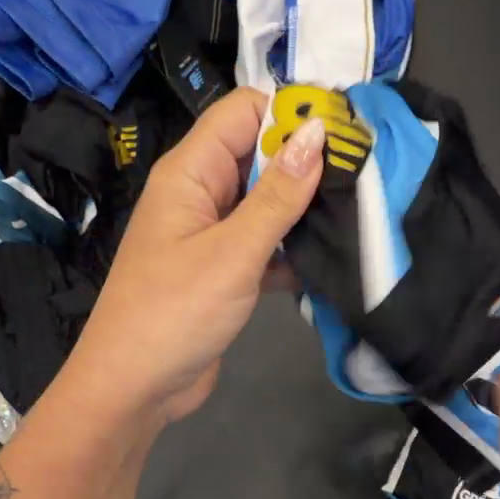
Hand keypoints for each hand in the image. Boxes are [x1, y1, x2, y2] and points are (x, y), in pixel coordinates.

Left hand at [72, 88, 325, 422]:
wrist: (136, 386)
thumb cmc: (175, 312)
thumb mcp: (233, 252)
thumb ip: (278, 196)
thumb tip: (317, 134)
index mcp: (190, 173)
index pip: (244, 113)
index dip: (291, 113)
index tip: (345, 132)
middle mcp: (201, 195)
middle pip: (259, 155)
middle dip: (306, 162)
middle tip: (363, 178)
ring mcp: (213, 236)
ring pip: (267, 204)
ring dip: (304, 210)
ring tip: (356, 216)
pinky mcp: (225, 273)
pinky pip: (266, 246)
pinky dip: (293, 251)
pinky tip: (329, 261)